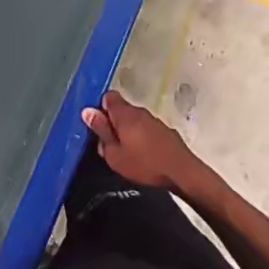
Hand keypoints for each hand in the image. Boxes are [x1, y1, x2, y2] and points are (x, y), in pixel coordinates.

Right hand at [82, 90, 209, 193]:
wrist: (181, 171)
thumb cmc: (144, 164)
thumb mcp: (114, 154)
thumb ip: (101, 131)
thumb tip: (88, 111)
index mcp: (125, 114)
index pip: (108, 97)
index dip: (100, 109)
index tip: (97, 126)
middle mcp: (140, 111)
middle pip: (121, 109)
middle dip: (113, 123)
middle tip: (109, 146)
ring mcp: (154, 120)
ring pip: (134, 120)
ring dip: (128, 131)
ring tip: (126, 153)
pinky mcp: (165, 130)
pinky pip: (146, 128)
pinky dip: (141, 137)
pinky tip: (143, 154)